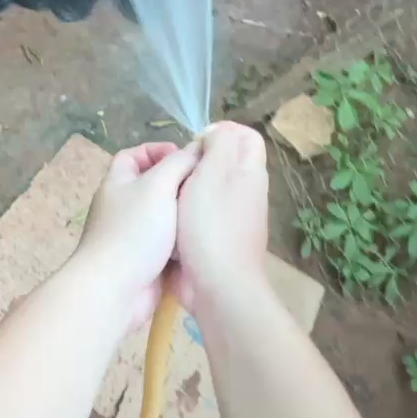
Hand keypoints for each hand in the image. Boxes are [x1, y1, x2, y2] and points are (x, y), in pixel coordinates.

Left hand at [71, 140, 200, 328]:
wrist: (115, 289)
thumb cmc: (133, 231)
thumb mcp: (157, 186)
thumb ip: (178, 164)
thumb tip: (197, 148)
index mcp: (117, 183)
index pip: (133, 156)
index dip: (157, 151)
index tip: (186, 158)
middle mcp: (122, 207)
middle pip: (153, 187)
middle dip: (180, 186)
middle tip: (208, 188)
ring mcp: (132, 236)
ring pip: (166, 218)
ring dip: (185, 218)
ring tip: (212, 215)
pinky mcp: (145, 262)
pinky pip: (169, 247)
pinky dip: (184, 245)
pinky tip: (205, 243)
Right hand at [173, 121, 269, 315]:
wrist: (218, 285)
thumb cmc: (211, 224)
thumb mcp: (213, 173)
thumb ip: (218, 145)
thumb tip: (214, 134)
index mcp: (249, 173)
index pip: (246, 137)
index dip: (220, 132)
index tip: (192, 145)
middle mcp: (246, 193)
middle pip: (226, 162)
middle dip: (199, 160)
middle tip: (176, 170)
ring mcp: (234, 218)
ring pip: (210, 189)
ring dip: (188, 188)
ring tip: (168, 193)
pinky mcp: (218, 239)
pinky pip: (201, 214)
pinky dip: (185, 212)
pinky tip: (170, 219)